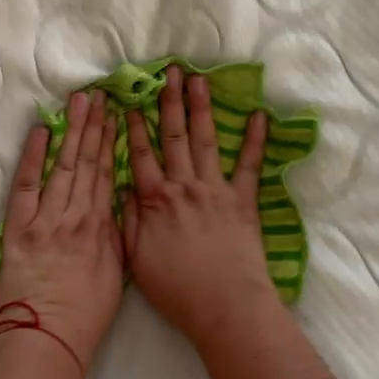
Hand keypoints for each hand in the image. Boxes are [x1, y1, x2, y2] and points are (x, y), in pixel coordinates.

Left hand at [0, 90, 124, 378]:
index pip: (106, 174)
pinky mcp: (19, 227)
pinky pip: (26, 184)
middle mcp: (76, 216)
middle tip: (98, 94)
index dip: (110, 142)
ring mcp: (47, 219)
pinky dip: (33, 156)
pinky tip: (40, 130)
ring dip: (70, 131)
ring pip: (62, 166)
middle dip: (93, 125)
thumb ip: (118, 235)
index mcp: (101, 227)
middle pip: (86, 162)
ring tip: (78, 101)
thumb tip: (121, 203)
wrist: (46, 338)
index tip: (115, 114)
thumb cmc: (84, 315)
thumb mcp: (116, 275)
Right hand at [121, 66, 279, 347]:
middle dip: (170, 100)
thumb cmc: (178, 290)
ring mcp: (215, 189)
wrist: (226, 308)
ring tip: (199, 78)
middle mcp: (184, 185)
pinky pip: (249, 165)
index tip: (130, 98)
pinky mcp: (243, 201)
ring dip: (201, 107)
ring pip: (204, 140)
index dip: (135, 125)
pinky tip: (259, 115)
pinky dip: (254, 140)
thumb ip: (128, 219)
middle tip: (170, 70)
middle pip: (174, 135)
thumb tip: (120, 186)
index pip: (141, 154)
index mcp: (156, 199)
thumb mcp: (137, 259)